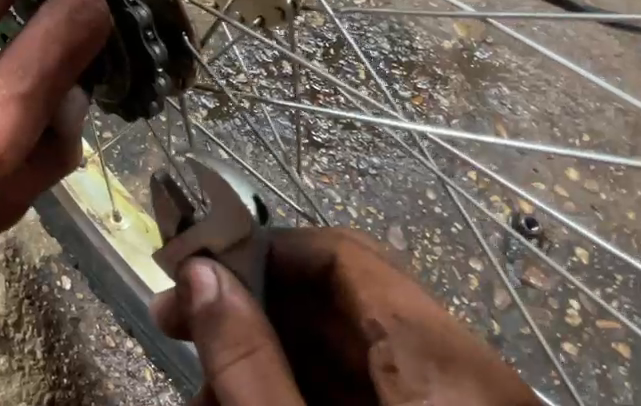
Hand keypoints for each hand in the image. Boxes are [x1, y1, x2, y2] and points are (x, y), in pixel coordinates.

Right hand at [152, 228, 535, 405]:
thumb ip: (249, 362)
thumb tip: (202, 274)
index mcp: (445, 370)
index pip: (342, 257)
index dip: (259, 249)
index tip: (190, 272)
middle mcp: (466, 383)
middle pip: (340, 305)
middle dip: (250, 310)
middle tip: (175, 326)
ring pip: (346, 357)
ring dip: (266, 359)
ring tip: (203, 396)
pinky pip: (365, 402)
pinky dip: (298, 398)